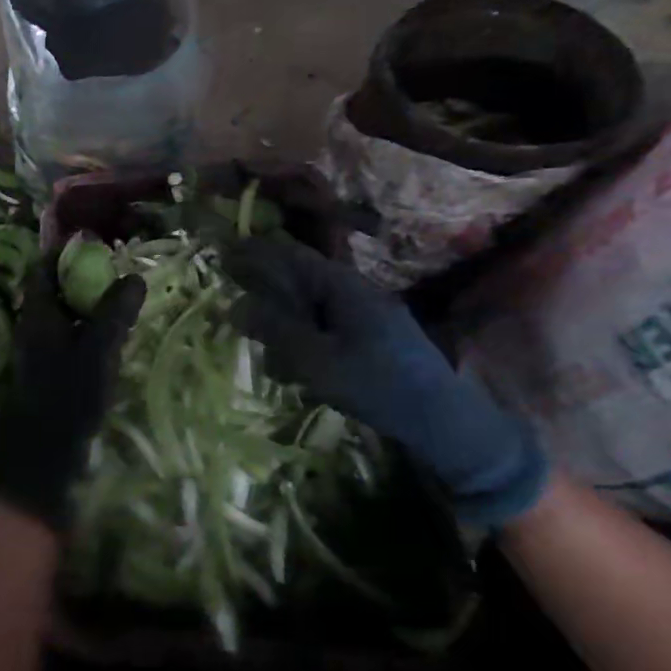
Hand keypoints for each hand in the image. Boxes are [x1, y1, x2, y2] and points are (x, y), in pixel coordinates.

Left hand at [0, 263, 145, 530]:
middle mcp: (31, 325)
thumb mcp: (98, 350)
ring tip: (114, 294)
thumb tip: (134, 277)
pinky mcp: (47, 366)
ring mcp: (37, 347)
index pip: (42, 268)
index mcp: (36, 315)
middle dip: (77, 274)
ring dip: (81, 299)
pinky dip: (83, 322)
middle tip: (111, 267)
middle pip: (51, 287)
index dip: (63, 251)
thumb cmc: (70, 394)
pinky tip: (106, 330)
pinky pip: (65, 331)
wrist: (47, 450)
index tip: (92, 243)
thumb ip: (115, 313)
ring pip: (59, 311)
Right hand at [222, 237, 546, 525]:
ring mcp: (372, 314)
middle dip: (270, 290)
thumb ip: (277, 330)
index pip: (293, 257)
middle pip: (303, 280)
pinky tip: (301, 368)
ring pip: (317, 306)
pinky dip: (309, 338)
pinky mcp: (379, 338)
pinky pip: (333, 327)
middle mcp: (359, 291)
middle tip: (241, 307)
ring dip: (290, 320)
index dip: (258, 252)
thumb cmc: (376, 383)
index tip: (226, 252)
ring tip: (270, 351)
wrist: (444, 418)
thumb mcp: (317, 359)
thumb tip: (236, 306)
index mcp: (344, 286)